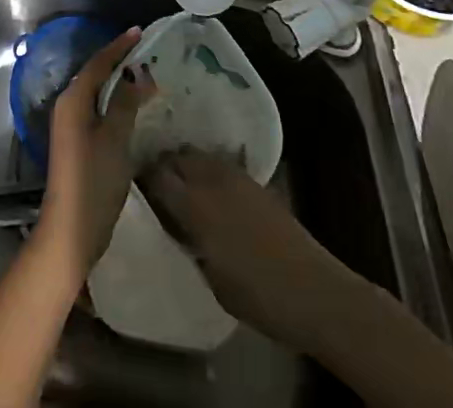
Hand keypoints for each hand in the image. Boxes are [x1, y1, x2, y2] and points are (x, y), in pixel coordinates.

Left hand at [37, 28, 153, 271]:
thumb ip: (126, 102)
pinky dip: (116, 103)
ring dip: (118, 83)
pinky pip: (98, 111)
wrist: (72, 228)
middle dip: (119, 62)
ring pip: (97, 94)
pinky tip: (133, 108)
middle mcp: (67, 108)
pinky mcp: (78, 144)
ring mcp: (71, 127)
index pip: (98, 64)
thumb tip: (139, 73)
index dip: (118, 48)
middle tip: (147, 52)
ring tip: (145, 75)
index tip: (139, 32)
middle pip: (95, 75)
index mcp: (73, 101)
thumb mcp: (115, 138)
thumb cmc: (94, 180)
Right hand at [140, 149, 328, 343]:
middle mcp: (212, 181)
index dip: (142, 180)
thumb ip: (187, 241)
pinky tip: (212, 190)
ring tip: (182, 184)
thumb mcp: (208, 276)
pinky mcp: (258, 184)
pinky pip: (223, 165)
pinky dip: (210, 170)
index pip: (156, 175)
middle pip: (177, 158)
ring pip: (200, 156)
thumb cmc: (258, 296)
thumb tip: (176, 226)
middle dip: (163, 166)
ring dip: (187, 164)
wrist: (317, 293)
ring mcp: (238, 179)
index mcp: (194, 205)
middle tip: (155, 186)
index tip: (135, 190)